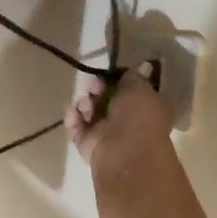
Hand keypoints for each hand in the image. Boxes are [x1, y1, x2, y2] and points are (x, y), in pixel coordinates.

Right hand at [64, 63, 172, 178]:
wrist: (124, 150)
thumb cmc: (137, 115)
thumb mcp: (139, 87)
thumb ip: (133, 76)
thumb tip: (141, 67)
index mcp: (144, 109)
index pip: (127, 91)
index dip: (115, 80)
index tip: (107, 73)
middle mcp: (125, 121)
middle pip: (104, 99)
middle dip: (96, 89)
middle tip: (92, 86)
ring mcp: (105, 133)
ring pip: (88, 111)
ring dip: (84, 103)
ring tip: (85, 104)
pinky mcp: (87, 143)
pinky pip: (75, 126)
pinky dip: (72, 117)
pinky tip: (73, 111)